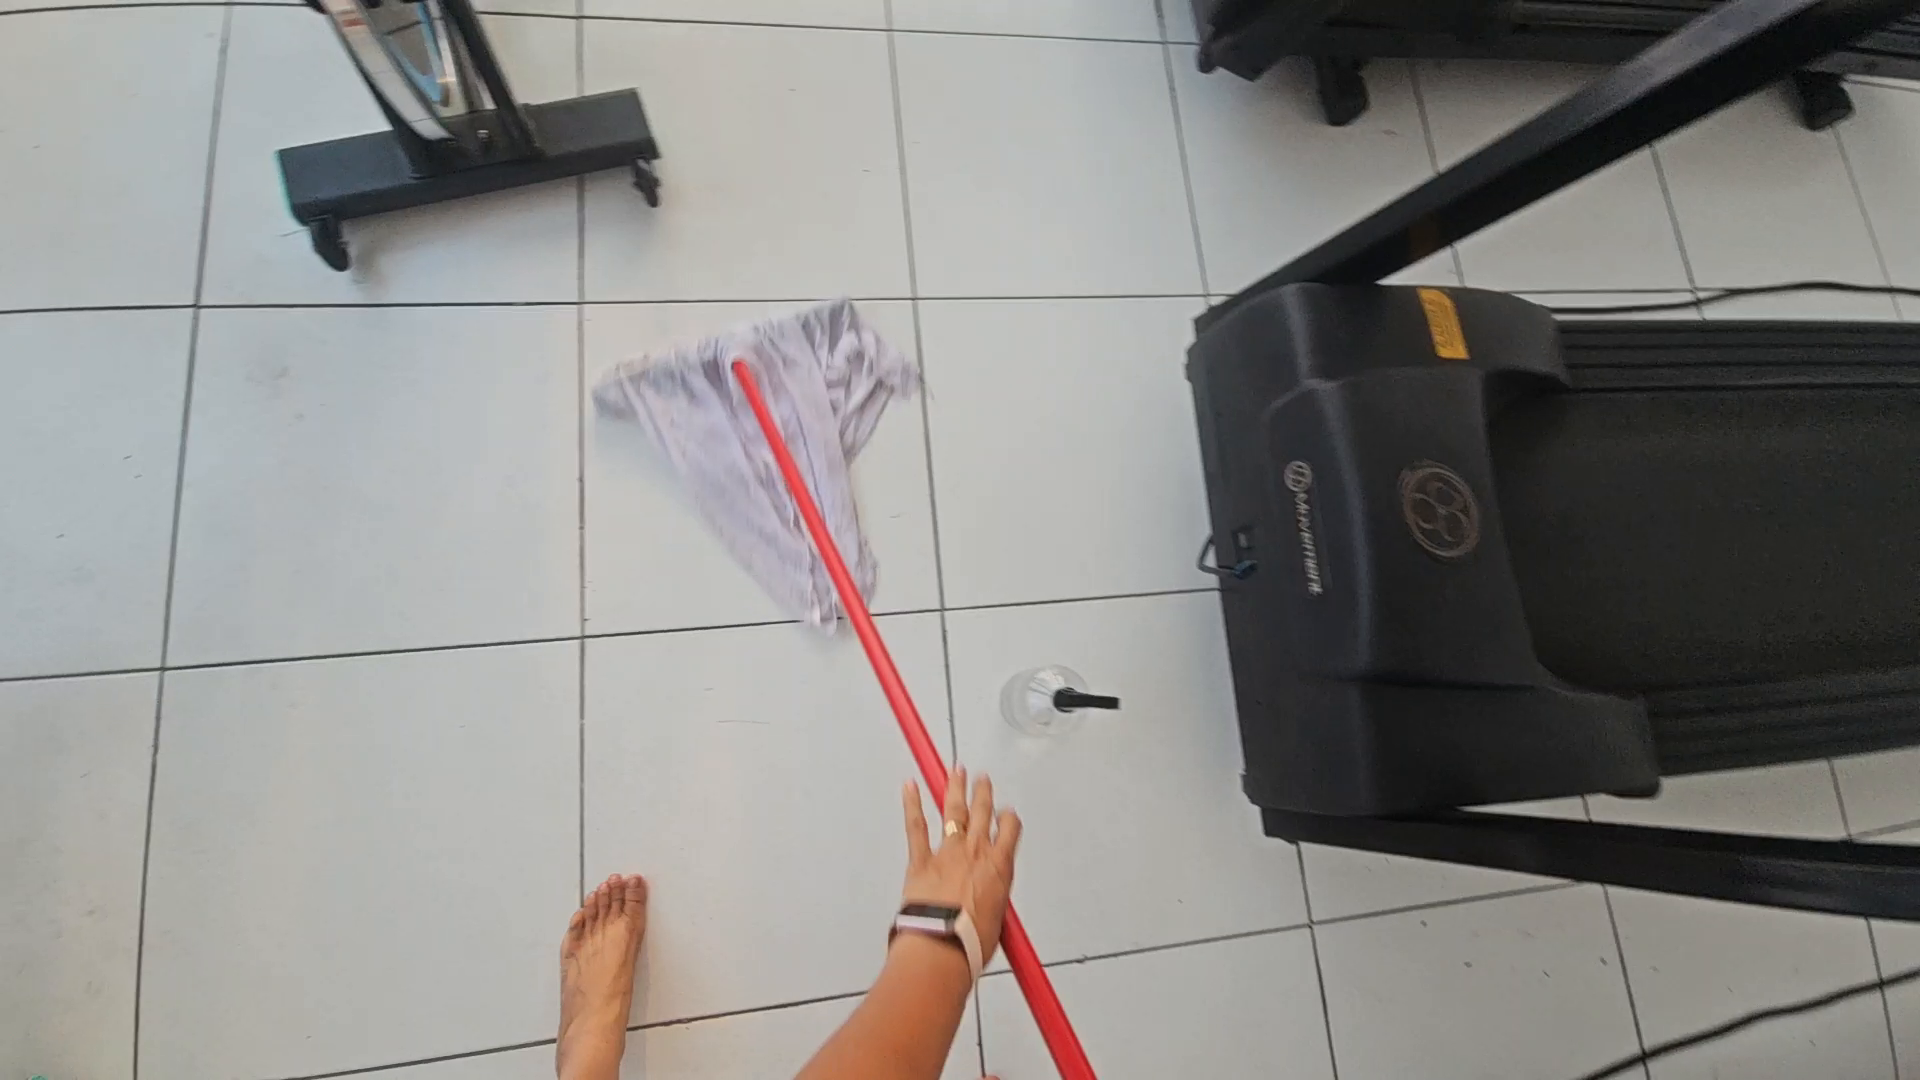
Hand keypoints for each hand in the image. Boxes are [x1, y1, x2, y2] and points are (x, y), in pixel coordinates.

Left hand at [900, 768, 1021, 963]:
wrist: (942, 945)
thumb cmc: (972, 942)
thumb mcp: (998, 923)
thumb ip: (994, 904)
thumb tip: (987, 907)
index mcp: (999, 866)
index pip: (1010, 830)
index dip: (1009, 818)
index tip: (1006, 813)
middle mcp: (976, 851)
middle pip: (983, 812)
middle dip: (983, 792)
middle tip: (983, 779)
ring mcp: (947, 851)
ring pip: (954, 810)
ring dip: (956, 788)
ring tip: (957, 770)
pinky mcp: (921, 859)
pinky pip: (916, 826)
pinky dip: (912, 803)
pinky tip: (910, 785)